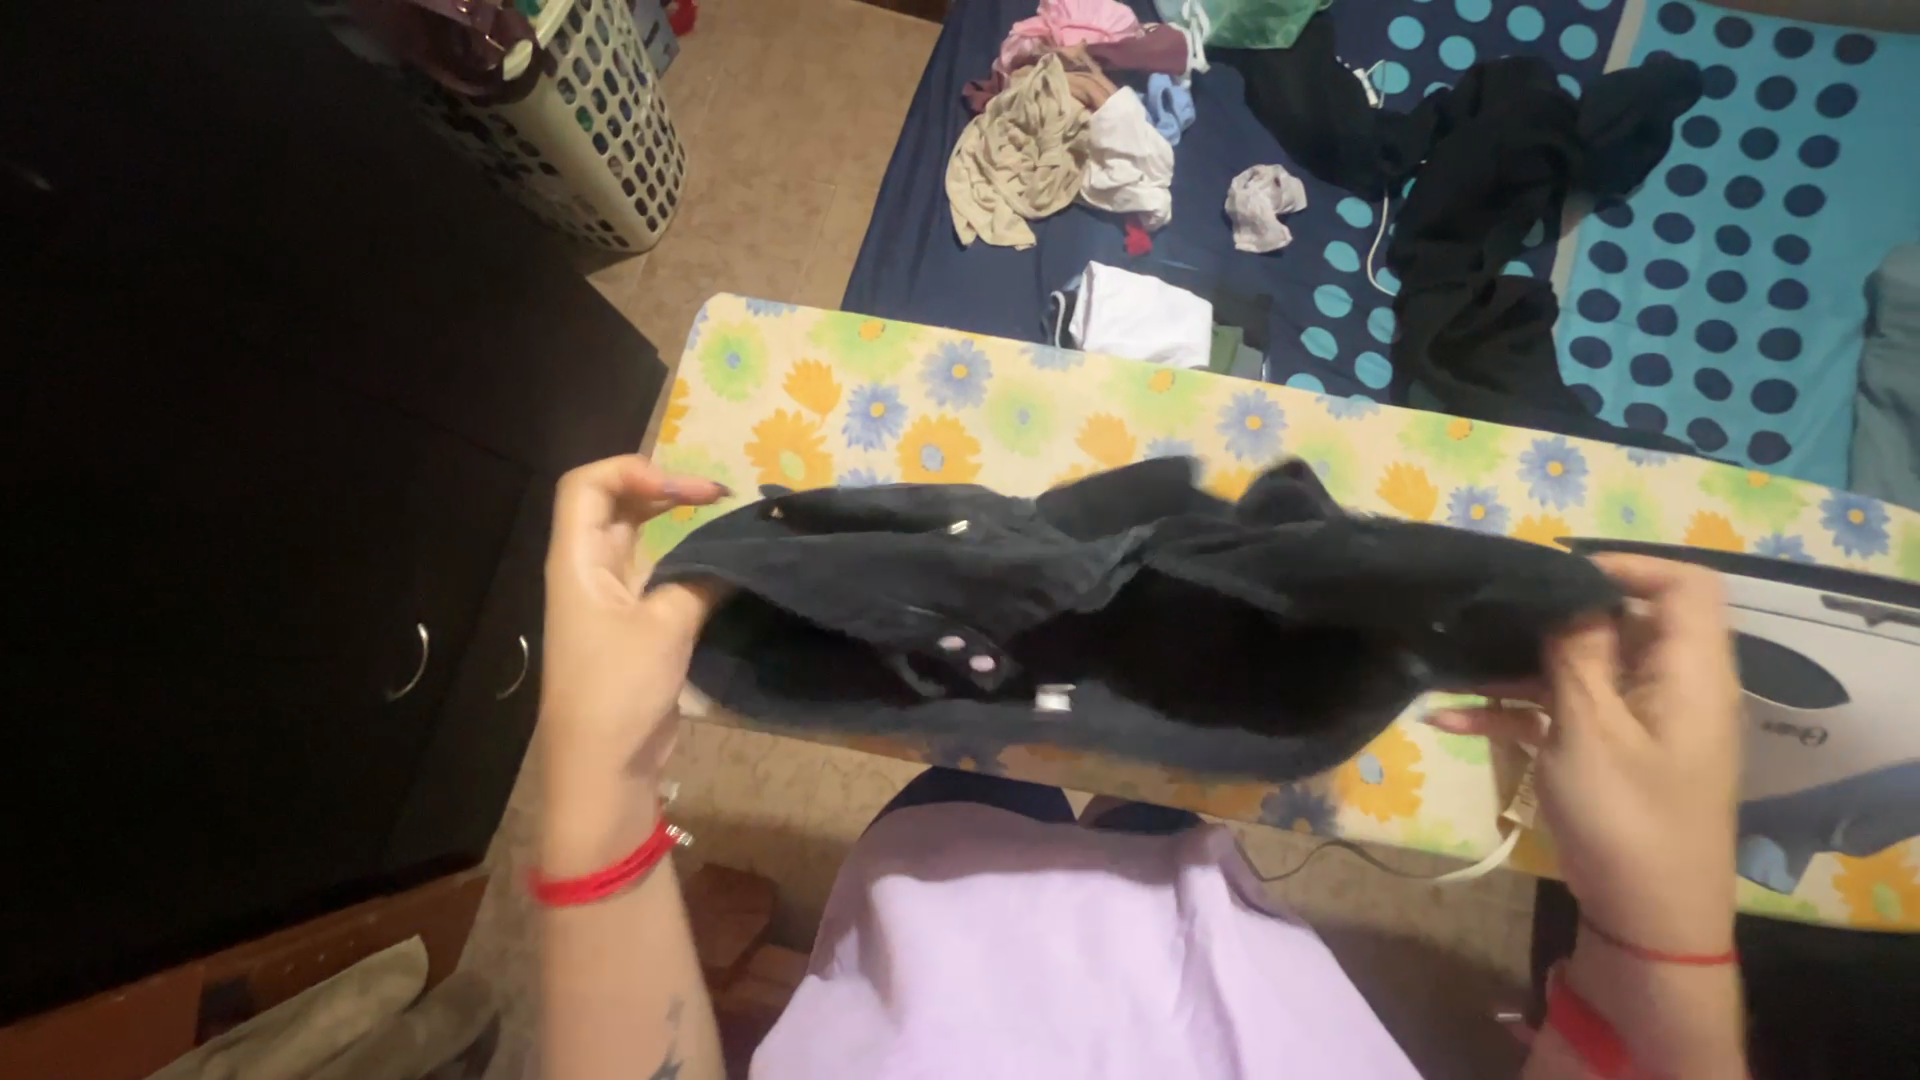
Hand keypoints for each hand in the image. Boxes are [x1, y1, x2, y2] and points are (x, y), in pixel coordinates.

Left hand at [538, 454, 727, 871]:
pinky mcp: (633, 621)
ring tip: (723, 516)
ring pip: (637, 535)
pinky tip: (719, 560)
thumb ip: (701, 580)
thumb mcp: (666, 626)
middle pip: (614, 502)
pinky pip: (656, 570)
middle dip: (663, 486)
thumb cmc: (620, 690)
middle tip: (718, 496)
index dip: (636, 470)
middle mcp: (588, 569)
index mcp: (577, 561)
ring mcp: (610, 596)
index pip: (589, 484)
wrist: (604, 765)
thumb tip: (737, 557)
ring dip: (675, 519)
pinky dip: (685, 555)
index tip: (692, 491)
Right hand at [1431, 554, 1742, 954]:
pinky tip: (1444, 720)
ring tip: (1447, 668)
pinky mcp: (1600, 746)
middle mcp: (1664, 687)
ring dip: (1510, 668)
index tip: (1547, 575)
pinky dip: (1505, 710)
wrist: (1644, 911)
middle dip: (1545, 616)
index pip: (1684, 588)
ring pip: (1572, 667)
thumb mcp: (1591, 728)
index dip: (1624, 566)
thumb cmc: (1626, 815)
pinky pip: (1552, 709)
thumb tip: (1564, 594)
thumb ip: (1577, 655)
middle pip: (1615, 622)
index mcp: (1686, 675)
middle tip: (1482, 613)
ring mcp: (1631, 718)